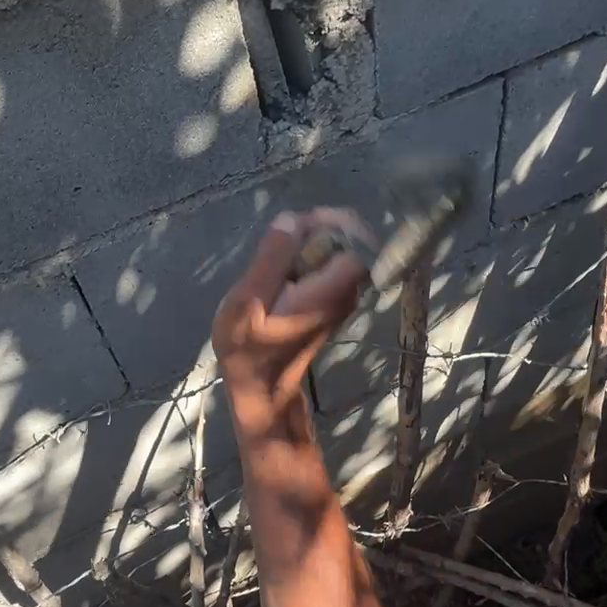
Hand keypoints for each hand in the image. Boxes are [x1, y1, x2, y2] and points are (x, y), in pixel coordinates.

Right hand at [212, 209, 372, 442]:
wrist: (261, 388)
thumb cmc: (249, 349)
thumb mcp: (247, 303)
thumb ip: (271, 260)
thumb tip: (292, 218)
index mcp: (328, 292)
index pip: (359, 243)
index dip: (334, 222)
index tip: (300, 223)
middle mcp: (345, 294)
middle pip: (353, 241)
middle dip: (320, 227)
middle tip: (283, 235)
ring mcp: (342, 299)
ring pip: (342, 251)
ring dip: (313, 241)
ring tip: (280, 250)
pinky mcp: (332, 302)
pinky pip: (332, 265)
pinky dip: (311, 257)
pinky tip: (285, 268)